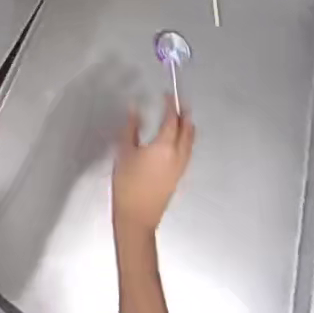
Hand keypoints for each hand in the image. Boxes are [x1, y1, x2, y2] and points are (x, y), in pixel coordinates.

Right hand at [112, 98, 194, 235]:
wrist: (137, 217)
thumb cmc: (127, 182)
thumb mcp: (124, 151)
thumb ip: (131, 128)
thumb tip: (134, 109)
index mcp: (164, 146)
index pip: (171, 120)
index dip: (170, 106)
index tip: (167, 95)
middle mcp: (177, 155)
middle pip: (186, 131)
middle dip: (184, 116)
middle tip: (180, 103)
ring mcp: (180, 168)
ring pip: (189, 143)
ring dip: (188, 128)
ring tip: (183, 118)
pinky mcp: (178, 177)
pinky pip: (187, 152)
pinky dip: (186, 141)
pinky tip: (179, 141)